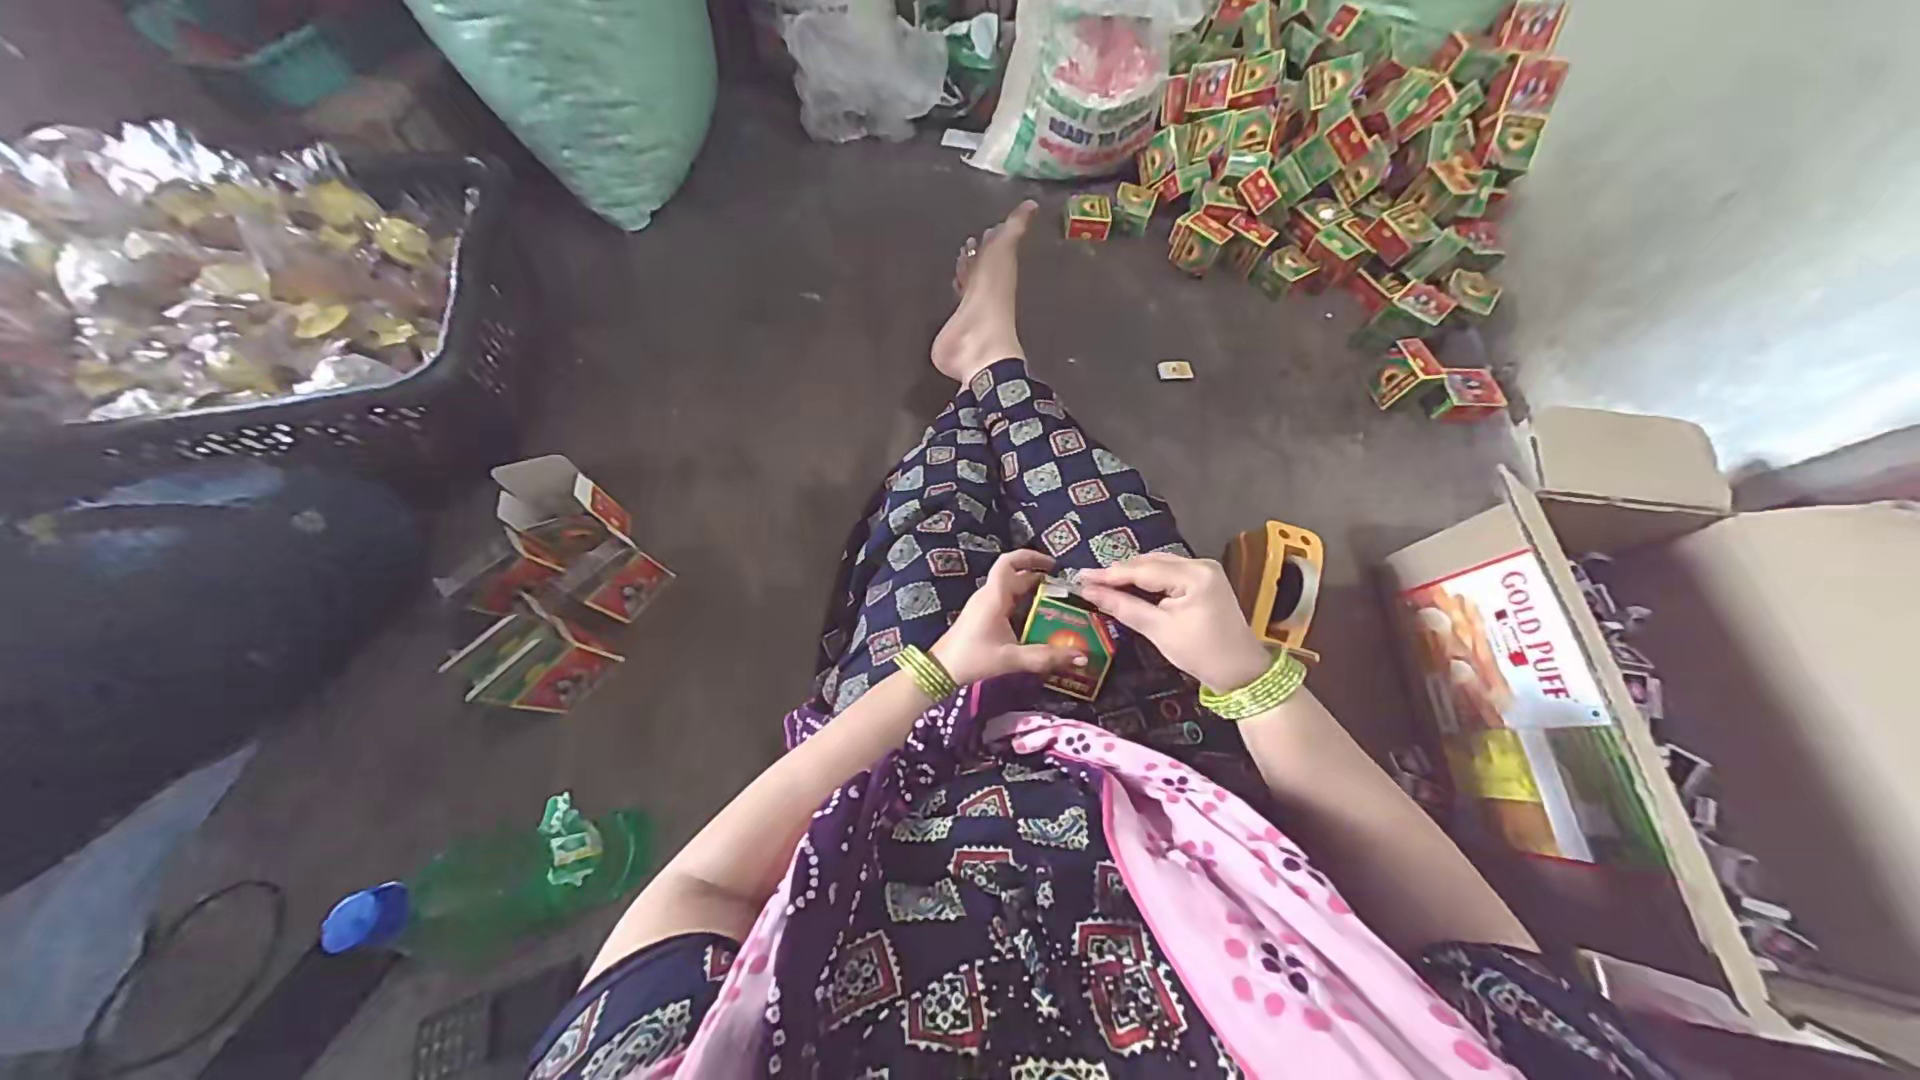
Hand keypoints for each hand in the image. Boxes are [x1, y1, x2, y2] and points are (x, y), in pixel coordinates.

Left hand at [930, 549, 1088, 685]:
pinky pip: (1005, 601)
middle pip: (1014, 576)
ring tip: (1055, 602)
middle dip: (1038, 577)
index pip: (1009, 562)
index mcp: (994, 597)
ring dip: (1030, 591)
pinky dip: (1022, 603)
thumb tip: (1081, 656)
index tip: (1052, 564)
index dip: (1030, 557)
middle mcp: (989, 596)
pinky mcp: (982, 616)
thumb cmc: (973, 658)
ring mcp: (984, 605)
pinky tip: (1035, 618)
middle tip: (1063, 589)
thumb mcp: (1011, 658)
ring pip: (1010, 589)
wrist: (942, 670)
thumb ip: (1045, 657)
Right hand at [1077, 553, 1270, 690]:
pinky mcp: (1203, 579)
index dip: (1108, 574)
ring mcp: (1204, 570)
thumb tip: (1089, 592)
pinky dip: (1147, 579)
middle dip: (1118, 572)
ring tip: (1102, 583)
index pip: (1142, 570)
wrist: (1241, 672)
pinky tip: (1128, 585)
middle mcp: (1200, 564)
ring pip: (1157, 565)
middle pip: (1149, 562)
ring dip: (1131, 574)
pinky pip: (1168, 572)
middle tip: (1087, 581)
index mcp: (1193, 575)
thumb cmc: (1201, 653)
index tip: (1080, 577)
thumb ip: (1123, 607)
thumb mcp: (1158, 630)